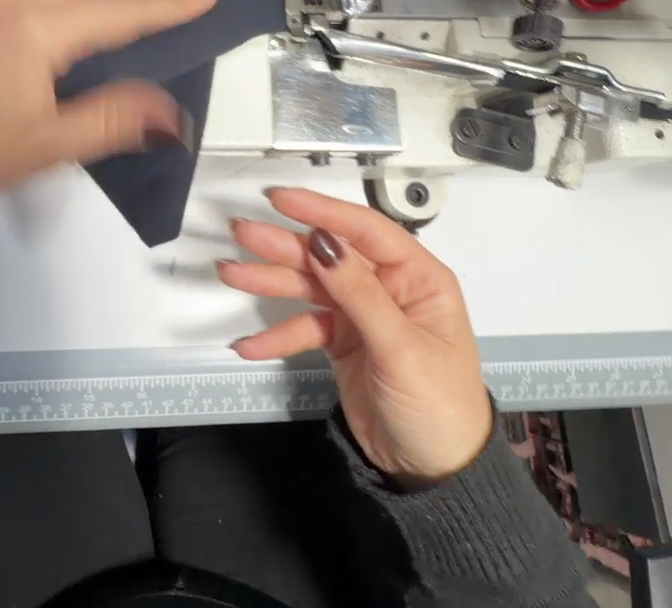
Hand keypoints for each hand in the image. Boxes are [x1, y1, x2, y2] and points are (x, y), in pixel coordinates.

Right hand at [220, 189, 494, 489]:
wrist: (434, 472)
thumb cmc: (440, 406)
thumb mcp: (401, 348)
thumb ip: (360, 293)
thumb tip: (324, 243)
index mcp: (417, 277)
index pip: (365, 231)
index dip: (321, 211)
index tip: (282, 199)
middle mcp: (387, 286)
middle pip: (329, 255)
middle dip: (284, 245)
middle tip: (242, 231)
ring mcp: (361, 313)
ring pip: (310, 287)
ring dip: (270, 282)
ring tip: (230, 272)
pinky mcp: (341, 340)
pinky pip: (304, 327)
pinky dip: (277, 336)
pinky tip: (250, 343)